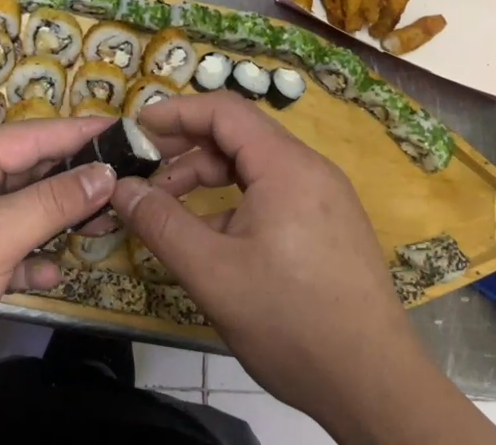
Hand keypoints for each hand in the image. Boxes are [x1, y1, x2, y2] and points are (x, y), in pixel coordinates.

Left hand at [0, 117, 116, 402]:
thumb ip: (55, 201)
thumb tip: (105, 172)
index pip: (34, 135)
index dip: (80, 132)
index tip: (125, 129)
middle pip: (30, 172)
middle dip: (74, 182)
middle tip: (125, 187)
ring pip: (23, 211)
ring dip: (57, 222)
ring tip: (104, 226)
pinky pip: (8, 247)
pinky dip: (30, 257)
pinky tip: (50, 273)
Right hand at [111, 93, 425, 435]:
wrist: (374, 386)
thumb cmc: (290, 321)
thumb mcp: (213, 274)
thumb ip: (162, 224)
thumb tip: (121, 188)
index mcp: (286, 166)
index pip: (224, 111)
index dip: (176, 112)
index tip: (135, 128)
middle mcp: (310, 169)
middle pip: (240, 135)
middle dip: (186, 147)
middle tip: (143, 170)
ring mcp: (326, 198)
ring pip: (256, 166)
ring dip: (209, 177)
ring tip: (169, 208)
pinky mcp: (331, 226)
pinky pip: (275, 193)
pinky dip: (236, 201)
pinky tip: (212, 238)